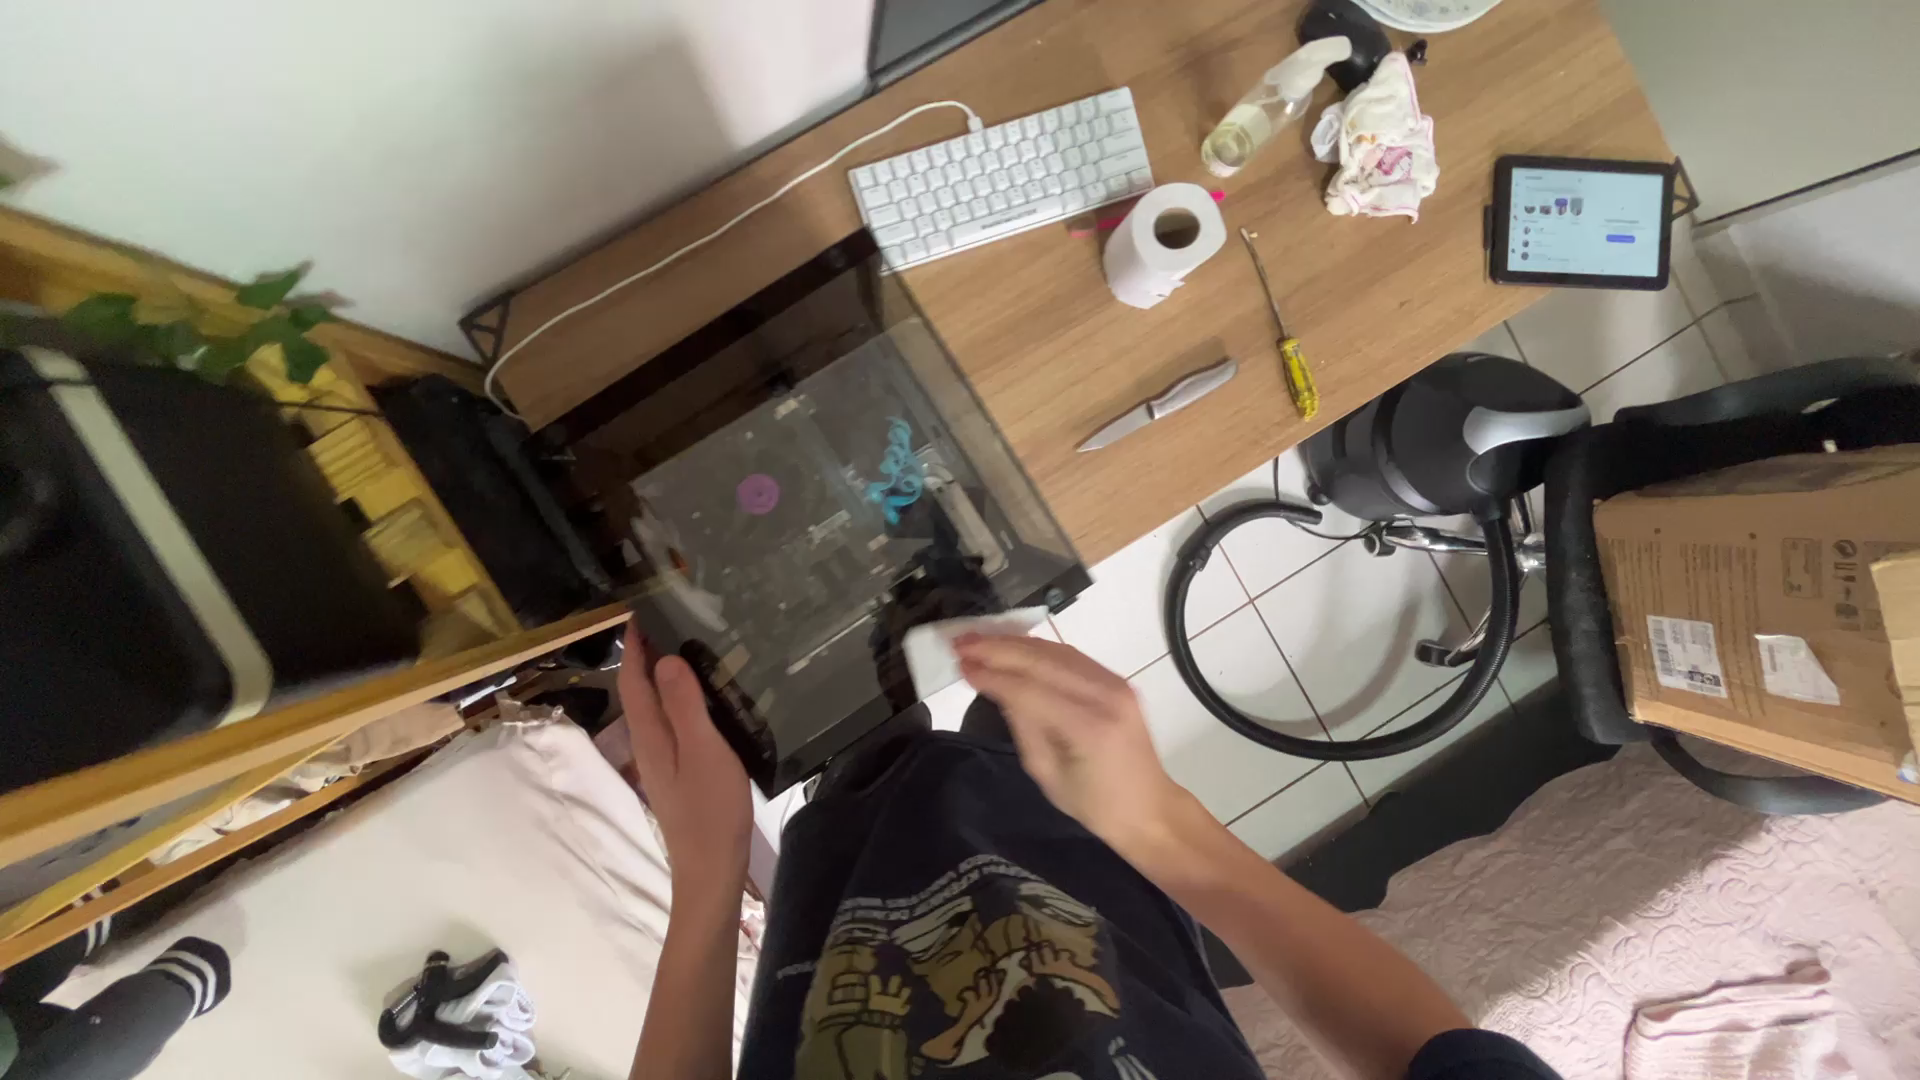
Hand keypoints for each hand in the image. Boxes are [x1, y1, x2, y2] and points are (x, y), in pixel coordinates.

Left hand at [618, 622, 752, 894]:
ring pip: (656, 707)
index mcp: (652, 735)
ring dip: (662, 676)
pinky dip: (680, 698)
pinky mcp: (681, 771)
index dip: (633, 647)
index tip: (640, 612)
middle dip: (645, 656)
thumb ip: (685, 707)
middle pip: (640, 692)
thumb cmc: (710, 809)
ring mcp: (664, 760)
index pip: (634, 681)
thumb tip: (667, 659)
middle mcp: (651, 744)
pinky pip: (673, 722)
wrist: (713, 868)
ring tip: (687, 647)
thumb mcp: (704, 752)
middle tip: (669, 621)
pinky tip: (703, 697)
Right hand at [953, 633, 1192, 859]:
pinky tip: (1012, 645)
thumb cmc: (1094, 804)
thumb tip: (995, 686)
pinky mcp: (1116, 679)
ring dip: (1014, 642)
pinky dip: (1036, 648)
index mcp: (1088, 727)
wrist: (1149, 808)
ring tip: (978, 639)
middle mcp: (1104, 695)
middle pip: (1041, 660)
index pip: (1029, 689)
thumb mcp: (1046, 773)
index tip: (961, 665)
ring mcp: (1114, 682)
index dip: (992, 675)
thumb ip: (1022, 724)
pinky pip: (1069, 655)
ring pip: (1055, 650)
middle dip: (996, 648)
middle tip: (961, 642)